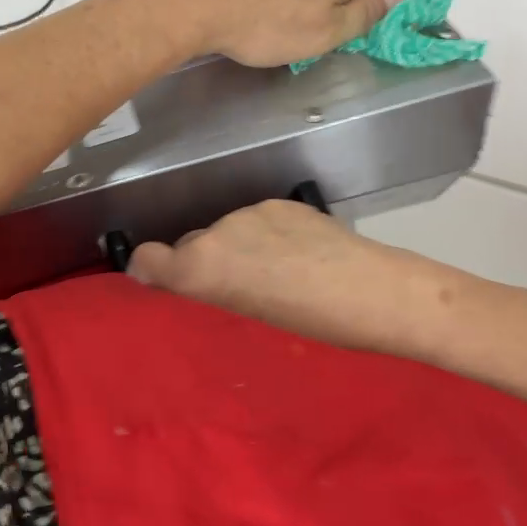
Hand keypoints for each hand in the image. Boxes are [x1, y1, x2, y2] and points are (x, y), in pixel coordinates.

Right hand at [124, 198, 468, 357]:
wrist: (377, 292)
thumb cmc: (311, 322)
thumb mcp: (247, 312)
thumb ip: (208, 289)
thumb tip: (183, 276)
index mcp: (202, 268)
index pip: (149, 259)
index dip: (149, 270)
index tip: (160, 283)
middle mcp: (217, 232)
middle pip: (191, 245)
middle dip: (202, 263)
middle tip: (234, 291)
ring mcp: (250, 213)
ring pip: (225, 232)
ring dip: (235, 248)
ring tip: (273, 275)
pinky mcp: (281, 204)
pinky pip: (255, 221)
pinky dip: (262, 236)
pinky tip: (294, 256)